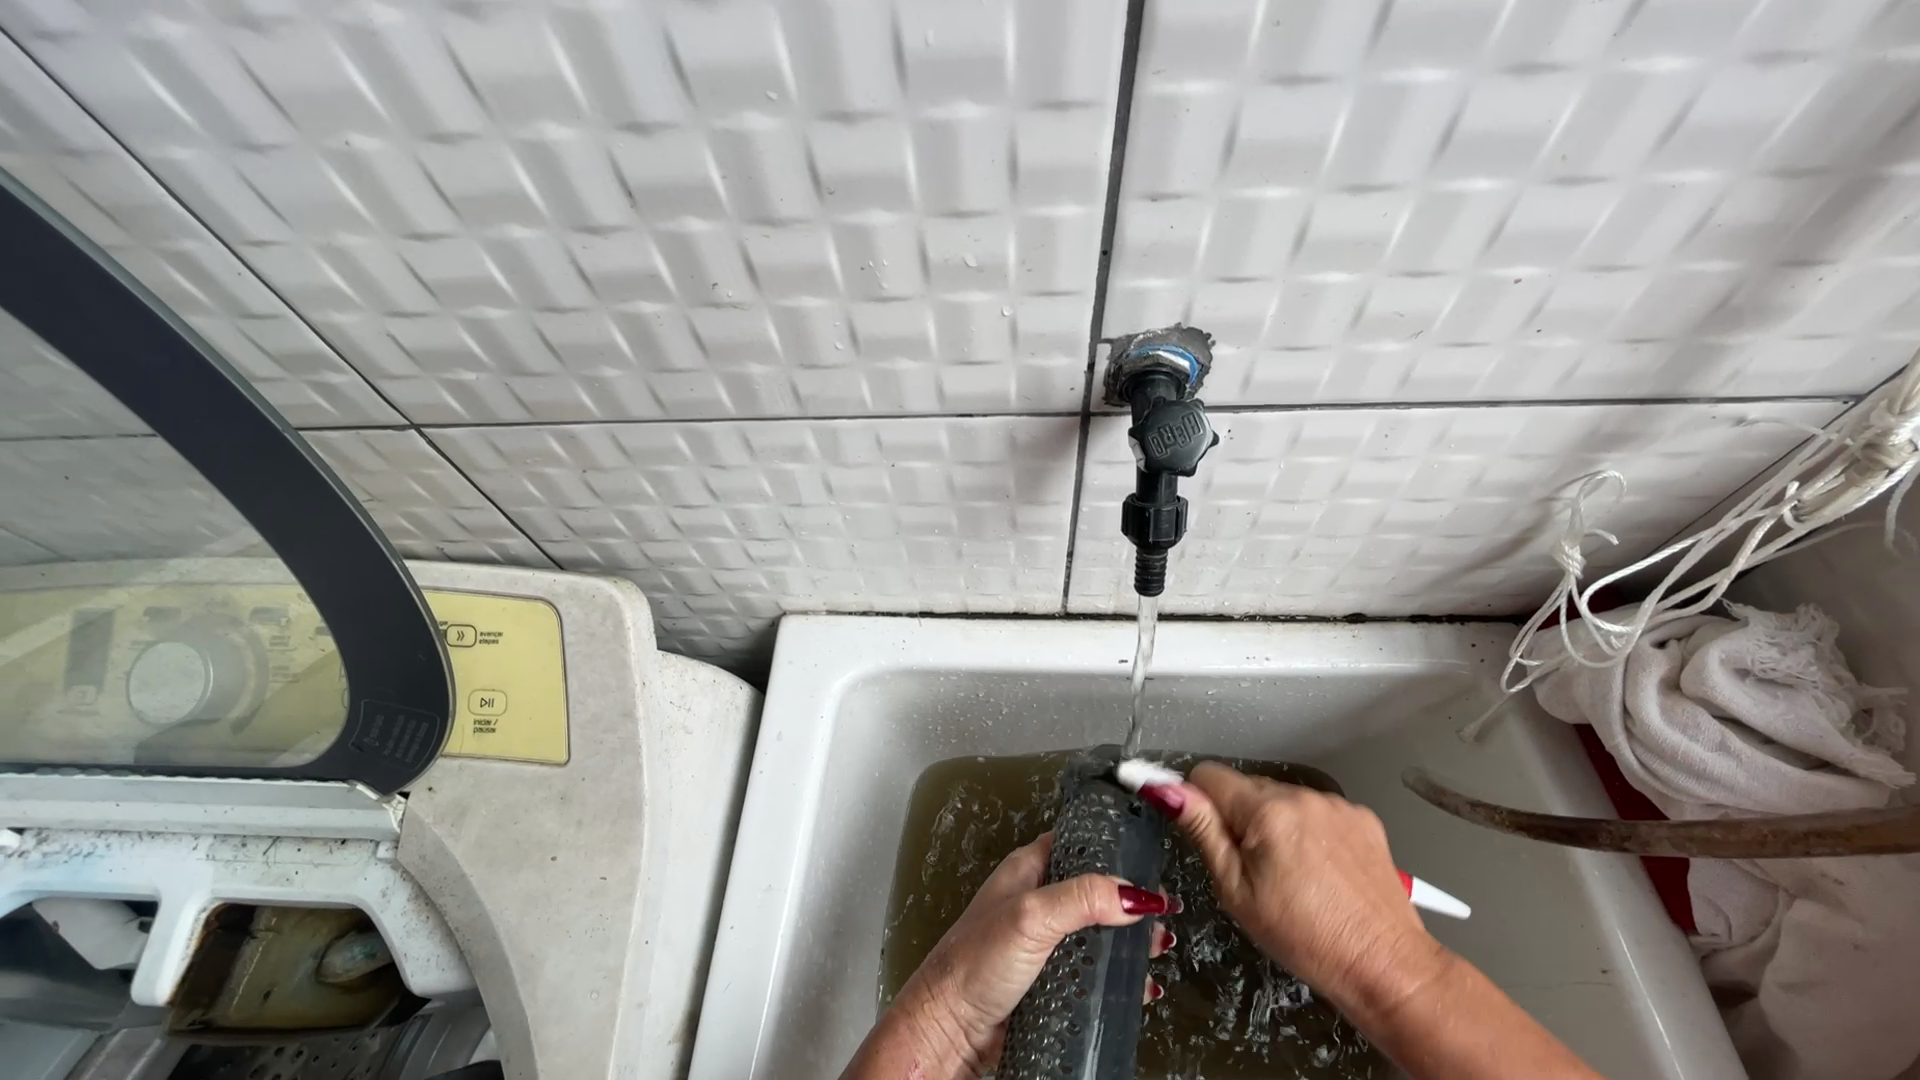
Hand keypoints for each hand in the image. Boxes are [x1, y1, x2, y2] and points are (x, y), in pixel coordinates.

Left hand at [848, 833, 1174, 1079]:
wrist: (950, 1028)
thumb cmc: (972, 964)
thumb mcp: (1032, 916)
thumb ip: (1083, 898)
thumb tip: (1134, 894)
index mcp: (1028, 869)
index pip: (1079, 844)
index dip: (1114, 851)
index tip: (1149, 862)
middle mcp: (1037, 900)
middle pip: (1095, 891)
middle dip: (1130, 903)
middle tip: (1160, 913)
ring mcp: (1043, 941)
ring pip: (1098, 933)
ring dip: (1129, 941)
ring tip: (1158, 948)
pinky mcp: (1049, 978)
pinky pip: (1092, 970)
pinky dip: (1117, 976)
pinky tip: (1137, 985)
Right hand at [1140, 762, 1446, 1010]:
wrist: (1386, 966)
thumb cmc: (1305, 938)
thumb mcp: (1235, 891)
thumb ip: (1201, 830)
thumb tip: (1167, 789)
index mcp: (1267, 811)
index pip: (1208, 774)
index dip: (1197, 802)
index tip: (1205, 834)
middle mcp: (1303, 795)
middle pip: (1246, 788)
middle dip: (1239, 818)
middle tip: (1251, 870)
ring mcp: (1337, 804)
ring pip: (1281, 799)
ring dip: (1274, 824)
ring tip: (1291, 875)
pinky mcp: (1362, 817)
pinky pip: (1316, 811)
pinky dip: (1308, 831)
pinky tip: (1319, 870)